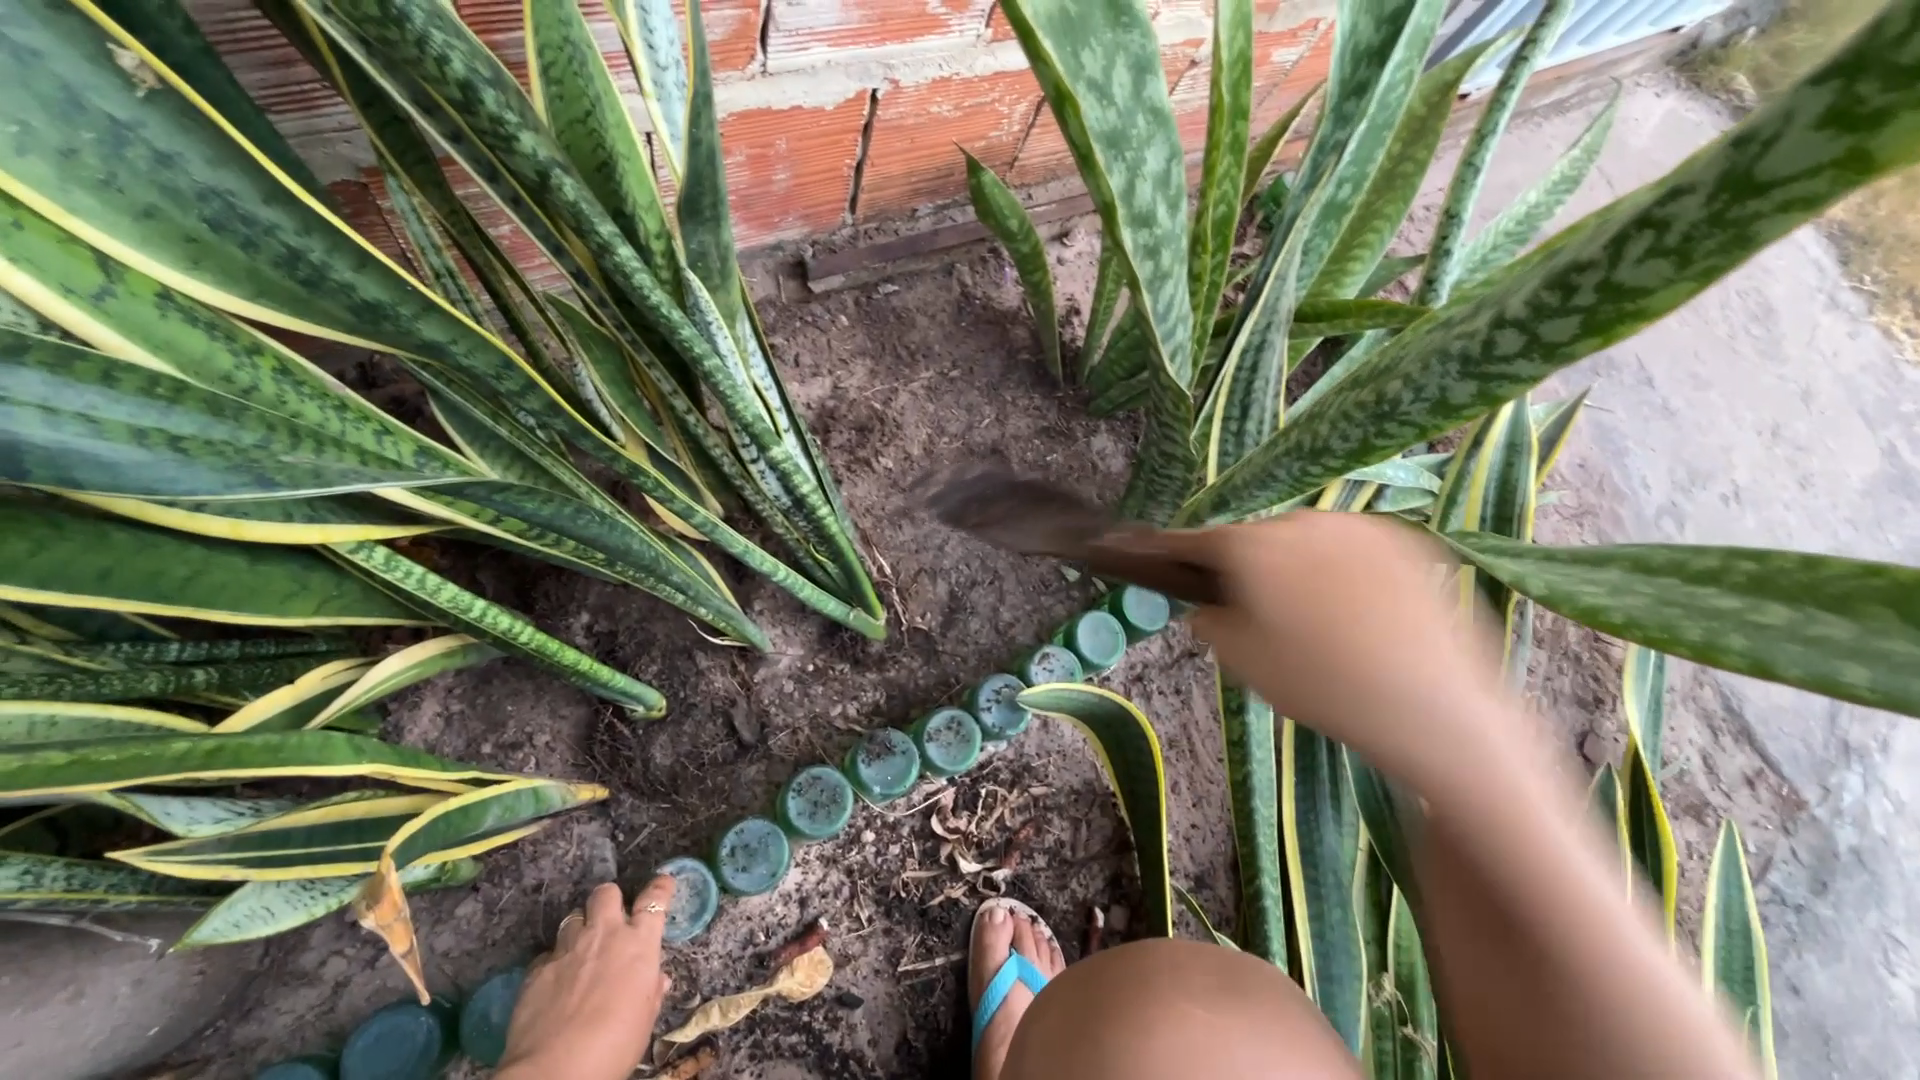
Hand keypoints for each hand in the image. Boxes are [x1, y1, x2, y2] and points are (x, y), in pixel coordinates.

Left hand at [497, 876, 675, 1079]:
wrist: (555, 1071)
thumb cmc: (615, 1045)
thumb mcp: (645, 1020)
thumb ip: (651, 991)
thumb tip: (656, 979)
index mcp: (639, 944)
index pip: (654, 899)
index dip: (660, 888)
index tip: (663, 885)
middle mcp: (604, 935)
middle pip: (605, 893)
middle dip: (609, 901)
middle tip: (610, 922)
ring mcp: (567, 949)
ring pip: (573, 918)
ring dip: (580, 931)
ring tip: (581, 954)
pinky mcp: (537, 969)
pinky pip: (549, 953)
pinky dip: (555, 962)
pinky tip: (556, 984)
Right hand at [1144, 513, 1516, 787]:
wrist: (1433, 709)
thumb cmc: (1321, 688)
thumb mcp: (1244, 664)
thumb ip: (1210, 623)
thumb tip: (1207, 606)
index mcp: (1252, 548)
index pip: (1197, 541)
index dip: (1173, 553)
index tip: (1160, 563)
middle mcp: (1301, 521)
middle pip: (1255, 538)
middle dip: (1245, 567)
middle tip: (1254, 612)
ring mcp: (1358, 526)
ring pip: (1304, 540)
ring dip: (1294, 565)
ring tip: (1312, 617)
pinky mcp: (1405, 540)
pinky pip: (1351, 547)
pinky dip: (1339, 568)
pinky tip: (1356, 612)